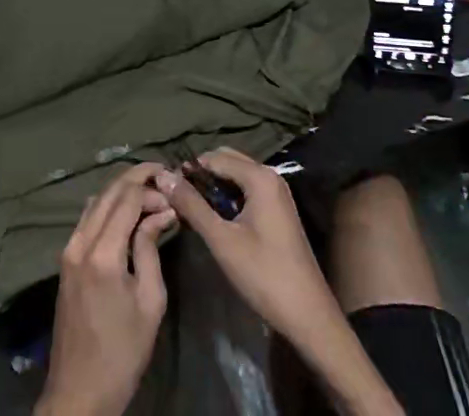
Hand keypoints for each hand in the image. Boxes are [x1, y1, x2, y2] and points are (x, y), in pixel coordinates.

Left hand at [36, 163, 176, 415]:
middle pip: (109, 192)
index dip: (153, 188)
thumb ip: (151, 248)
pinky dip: (109, 206)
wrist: (80, 391)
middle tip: (165, 176)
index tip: (175, 194)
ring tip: (152, 189)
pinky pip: (88, 218)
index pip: (127, 198)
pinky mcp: (66, 260)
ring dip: (123, 189)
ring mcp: (68, 251)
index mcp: (102, 254)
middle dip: (137, 178)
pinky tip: (129, 210)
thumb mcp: (150, 300)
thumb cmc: (123, 350)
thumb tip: (161, 212)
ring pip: (96, 201)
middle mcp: (80, 244)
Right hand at [157, 151, 401, 415]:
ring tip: (187, 209)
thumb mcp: (221, 239)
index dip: (189, 169)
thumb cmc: (262, 273)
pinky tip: (211, 218)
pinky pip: (246, 191)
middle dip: (201, 175)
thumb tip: (164, 176)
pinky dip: (227, 197)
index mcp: (260, 177)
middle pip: (227, 161)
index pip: (215, 157)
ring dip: (213, 187)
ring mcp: (276, 192)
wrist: (305, 310)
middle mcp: (270, 176)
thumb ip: (192, 205)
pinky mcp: (277, 209)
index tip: (163, 187)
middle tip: (174, 198)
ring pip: (237, 177)